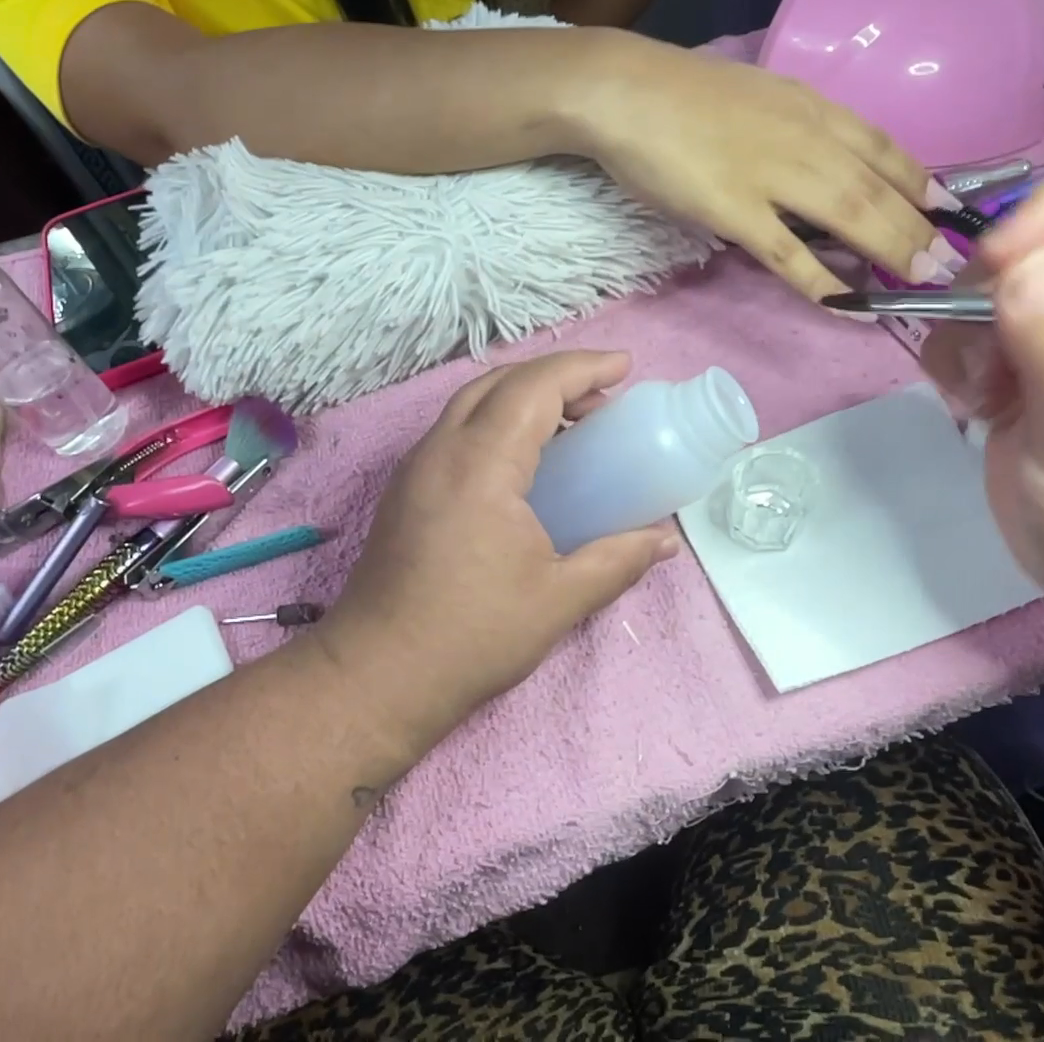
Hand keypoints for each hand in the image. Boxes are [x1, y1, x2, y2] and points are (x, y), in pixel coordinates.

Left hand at [314, 351, 680, 726]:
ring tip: (569, 427)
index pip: (534, 387)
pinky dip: (495, 425)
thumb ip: (617, 561)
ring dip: (521, 399)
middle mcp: (440, 452)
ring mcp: (414, 470)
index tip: (625, 367)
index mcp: (480, 465)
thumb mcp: (559, 600)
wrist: (379, 674)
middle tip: (601, 400)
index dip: (583, 368)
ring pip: (470, 405)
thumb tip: (664, 540)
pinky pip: (454, 434)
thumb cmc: (471, 636)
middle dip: (554, 377)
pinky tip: (522, 465)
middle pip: (498, 383)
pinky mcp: (404, 493)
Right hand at [571, 33, 962, 303]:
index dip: (919, 181)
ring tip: (917, 281)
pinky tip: (845, 303)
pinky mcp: (734, 212)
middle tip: (946, 264)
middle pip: (876, 187)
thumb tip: (814, 167)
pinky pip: (785, 254)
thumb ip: (791, 131)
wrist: (628, 93)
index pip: (882, 147)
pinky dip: (819, 281)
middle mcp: (805, 140)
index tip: (947, 209)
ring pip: (847, 216)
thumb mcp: (757, 100)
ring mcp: (771, 176)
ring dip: (888, 250)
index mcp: (810, 110)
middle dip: (917, 228)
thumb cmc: (683, 97)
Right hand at [919, 162, 1043, 640]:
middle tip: (981, 354)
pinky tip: (971, 408)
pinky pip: (970, 336)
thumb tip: (1023, 264)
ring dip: (963, 333)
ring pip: (992, 289)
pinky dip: (953, 362)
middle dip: (992, 287)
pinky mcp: (1023, 378)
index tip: (1000, 271)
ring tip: (979, 395)